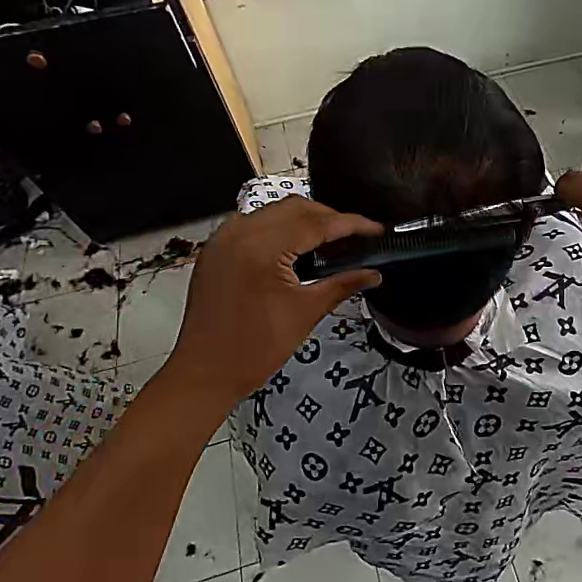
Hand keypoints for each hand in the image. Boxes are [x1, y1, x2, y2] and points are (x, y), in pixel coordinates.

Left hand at [165, 198, 381, 404]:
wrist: (206, 372)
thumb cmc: (255, 348)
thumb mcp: (306, 312)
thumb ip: (342, 285)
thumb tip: (373, 274)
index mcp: (261, 248)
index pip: (316, 223)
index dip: (351, 224)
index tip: (376, 229)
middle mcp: (238, 234)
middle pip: (294, 208)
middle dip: (329, 217)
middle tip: (356, 235)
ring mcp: (223, 240)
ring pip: (273, 212)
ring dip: (304, 219)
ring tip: (331, 239)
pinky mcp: (216, 251)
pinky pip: (253, 224)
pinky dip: (280, 228)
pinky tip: (297, 246)